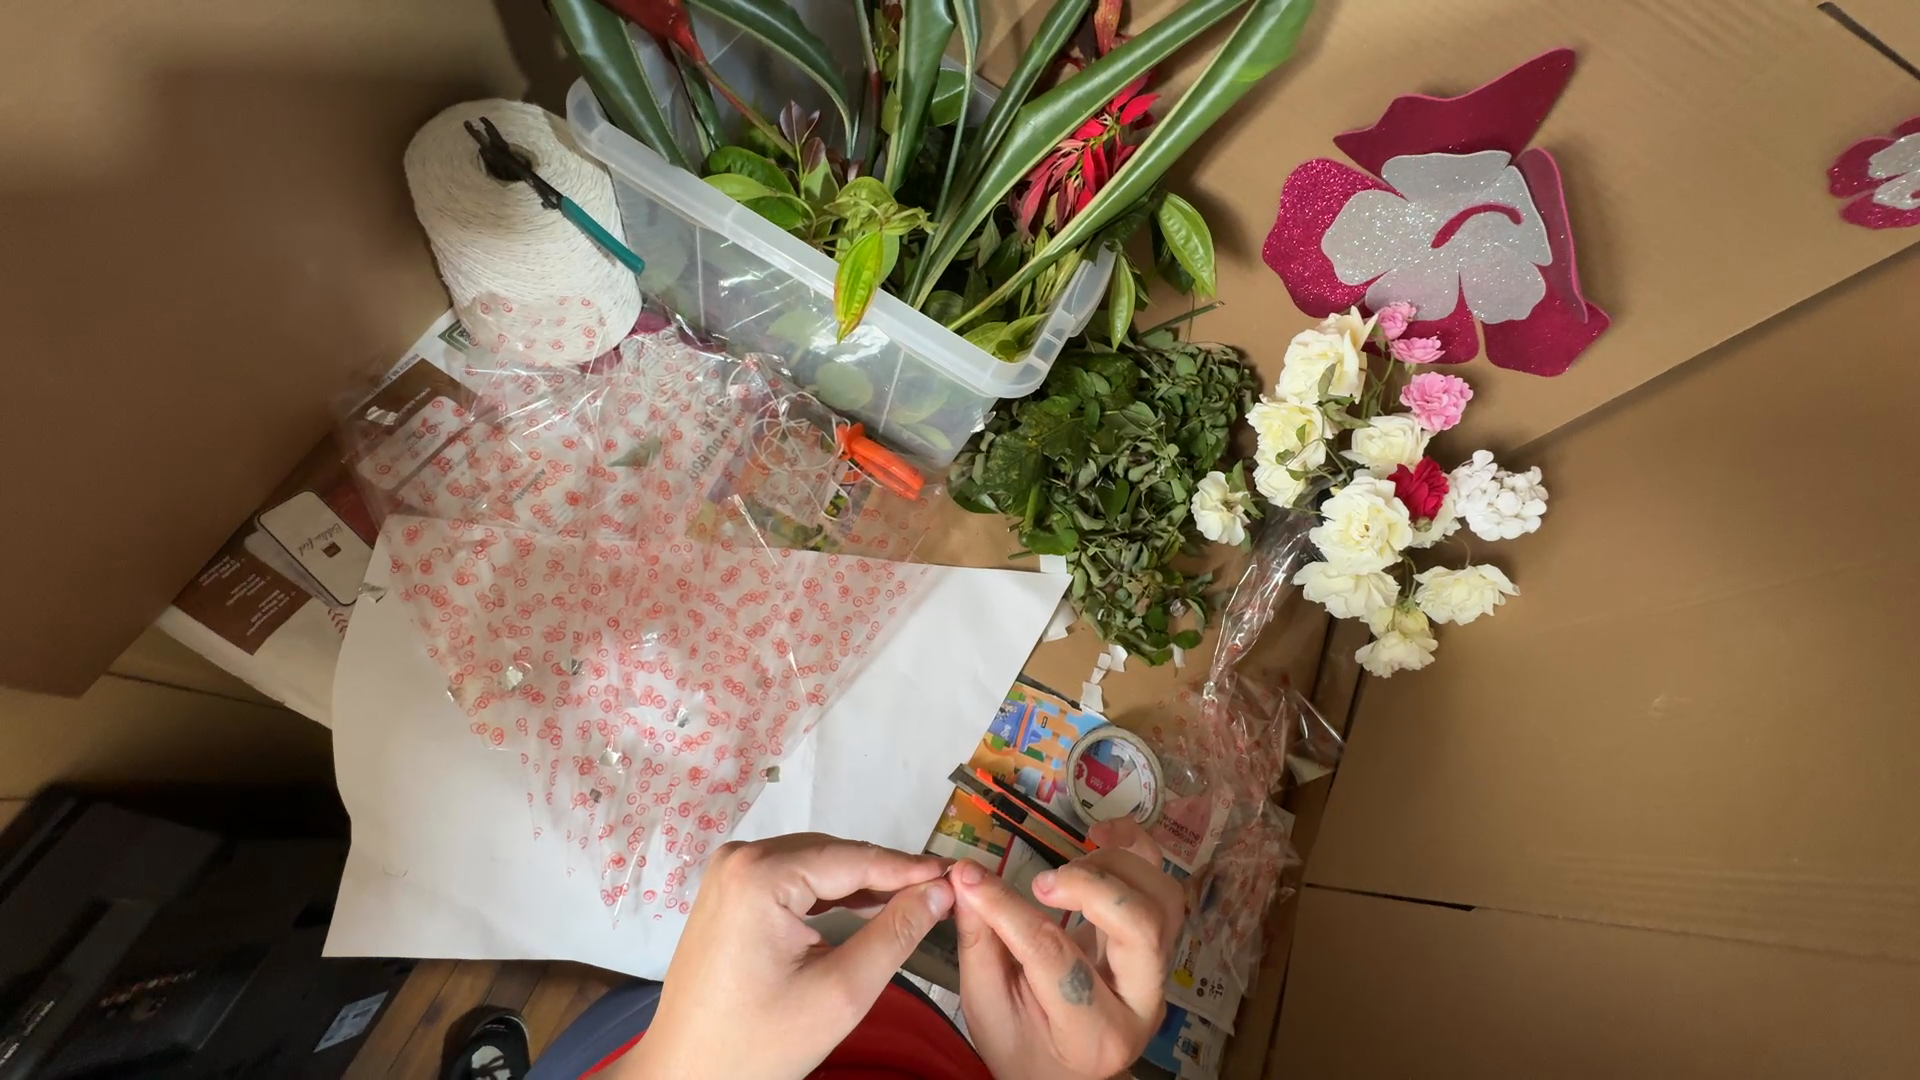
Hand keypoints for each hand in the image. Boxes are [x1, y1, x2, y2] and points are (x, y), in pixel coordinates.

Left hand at [613, 834, 953, 1079]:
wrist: (681, 1079)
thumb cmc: (758, 1046)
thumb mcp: (840, 993)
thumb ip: (896, 934)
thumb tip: (940, 890)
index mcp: (762, 874)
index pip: (854, 859)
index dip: (909, 868)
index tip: (955, 873)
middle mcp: (743, 855)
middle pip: (835, 856)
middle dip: (886, 874)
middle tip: (939, 890)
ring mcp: (732, 868)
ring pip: (817, 862)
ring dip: (861, 881)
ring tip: (913, 897)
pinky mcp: (730, 886)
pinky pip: (793, 875)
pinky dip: (830, 891)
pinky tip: (866, 903)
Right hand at [952, 818, 1186, 1079]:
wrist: (1066, 1064)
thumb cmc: (1022, 1040)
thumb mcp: (986, 1003)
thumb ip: (978, 939)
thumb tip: (965, 875)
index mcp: (1094, 1035)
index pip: (1057, 959)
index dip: (1008, 910)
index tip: (970, 877)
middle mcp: (1141, 1003)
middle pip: (1142, 928)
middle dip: (1090, 888)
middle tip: (1040, 884)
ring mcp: (1158, 970)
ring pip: (1162, 899)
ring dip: (1114, 867)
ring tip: (1066, 873)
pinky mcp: (1159, 939)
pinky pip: (1163, 880)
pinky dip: (1136, 846)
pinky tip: (1099, 834)